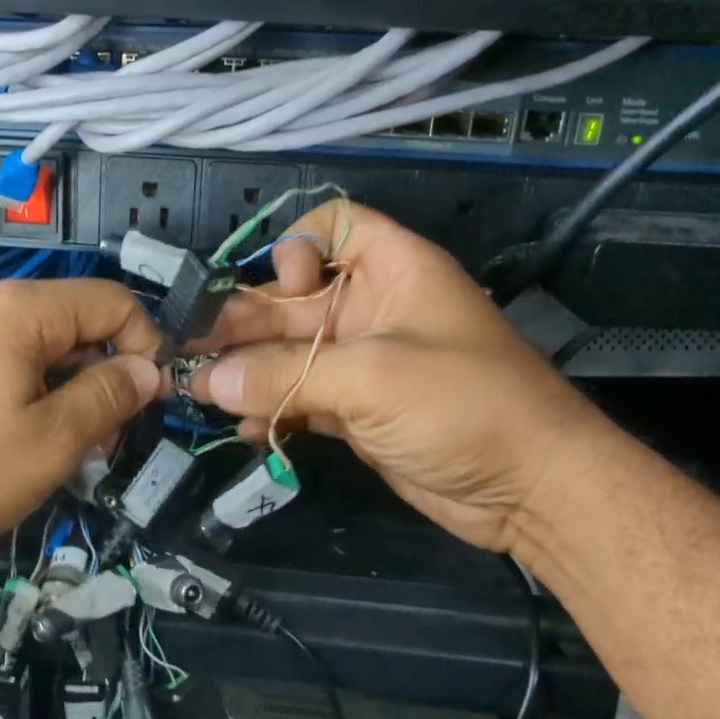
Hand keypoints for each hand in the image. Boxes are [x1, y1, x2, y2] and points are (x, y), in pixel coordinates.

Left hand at [0, 278, 163, 550]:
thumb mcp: (47, 444)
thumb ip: (106, 400)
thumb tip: (147, 370)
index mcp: (22, 309)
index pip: (113, 300)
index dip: (145, 346)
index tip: (146, 405)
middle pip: (68, 323)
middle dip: (98, 376)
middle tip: (97, 442)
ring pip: (24, 347)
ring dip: (54, 390)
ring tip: (45, 450)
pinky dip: (9, 392)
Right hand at [190, 201, 614, 552]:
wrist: (529, 491)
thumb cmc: (463, 406)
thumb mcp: (372, 379)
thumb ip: (285, 377)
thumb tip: (207, 382)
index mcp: (393, 272)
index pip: (336, 228)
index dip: (299, 247)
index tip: (279, 287)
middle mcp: (373, 310)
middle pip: (292, 302)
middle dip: (243, 326)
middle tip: (190, 354)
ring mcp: (363, 365)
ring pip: (289, 356)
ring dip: (247, 373)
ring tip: (201, 394)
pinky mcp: (357, 413)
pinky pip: (299, 401)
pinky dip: (271, 413)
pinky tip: (244, 431)